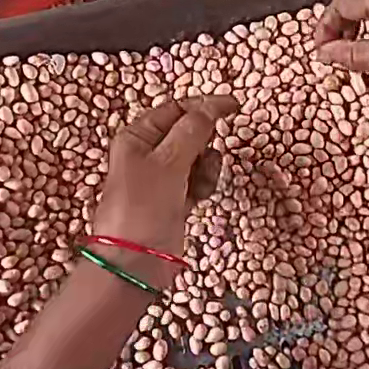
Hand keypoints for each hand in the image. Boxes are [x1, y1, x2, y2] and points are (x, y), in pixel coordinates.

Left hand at [89, 96, 239, 283]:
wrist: (134, 262)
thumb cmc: (144, 207)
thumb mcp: (168, 163)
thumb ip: (192, 131)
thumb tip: (211, 107)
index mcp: (136, 137)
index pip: (174, 109)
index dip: (203, 106)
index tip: (234, 106)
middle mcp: (147, 154)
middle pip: (188, 133)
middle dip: (204, 143)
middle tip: (205, 156)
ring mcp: (161, 178)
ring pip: (197, 158)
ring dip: (206, 166)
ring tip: (199, 183)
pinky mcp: (173, 200)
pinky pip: (196, 181)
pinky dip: (202, 185)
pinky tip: (199, 196)